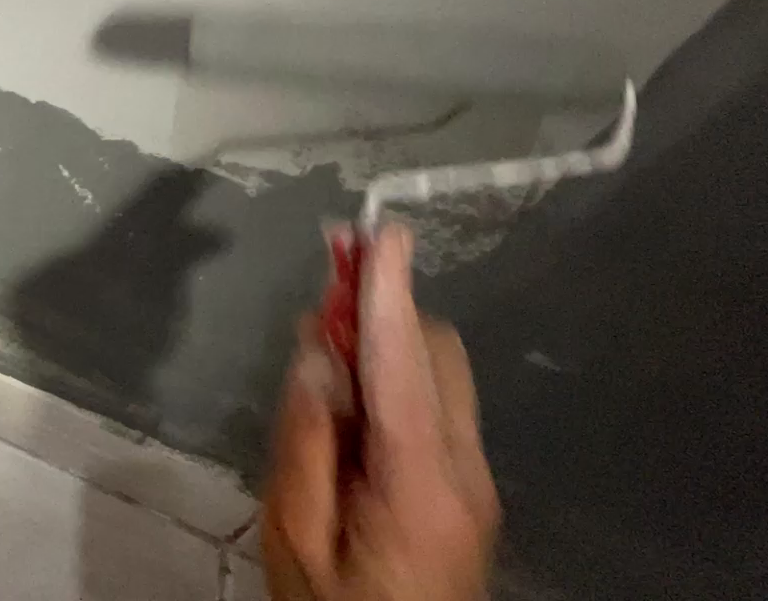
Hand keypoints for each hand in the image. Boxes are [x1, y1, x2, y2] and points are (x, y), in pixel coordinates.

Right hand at [262, 224, 499, 599]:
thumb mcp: (294, 534)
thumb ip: (305, 440)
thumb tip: (314, 354)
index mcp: (420, 485)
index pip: (404, 365)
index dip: (389, 293)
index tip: (383, 233)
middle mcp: (464, 470)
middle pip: (433, 352)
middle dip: (380, 307)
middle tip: (319, 291)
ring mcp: (473, 475)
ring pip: (436, 367)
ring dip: (382, 335)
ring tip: (320, 341)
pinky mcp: (464, 480)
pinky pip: (431, 396)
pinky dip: (388, 368)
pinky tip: (342, 387)